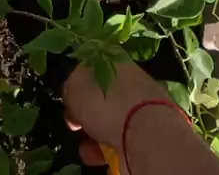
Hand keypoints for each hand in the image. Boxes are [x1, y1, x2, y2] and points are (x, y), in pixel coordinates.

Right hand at [61, 62, 176, 166]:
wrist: (147, 134)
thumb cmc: (107, 102)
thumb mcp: (75, 88)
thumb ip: (70, 89)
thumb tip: (73, 98)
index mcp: (114, 59)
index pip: (92, 67)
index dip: (77, 85)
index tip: (69, 103)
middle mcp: (130, 79)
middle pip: (101, 96)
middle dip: (86, 114)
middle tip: (75, 127)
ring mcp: (141, 106)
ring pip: (111, 120)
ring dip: (95, 137)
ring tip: (87, 151)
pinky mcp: (149, 132)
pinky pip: (123, 140)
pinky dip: (109, 150)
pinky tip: (101, 159)